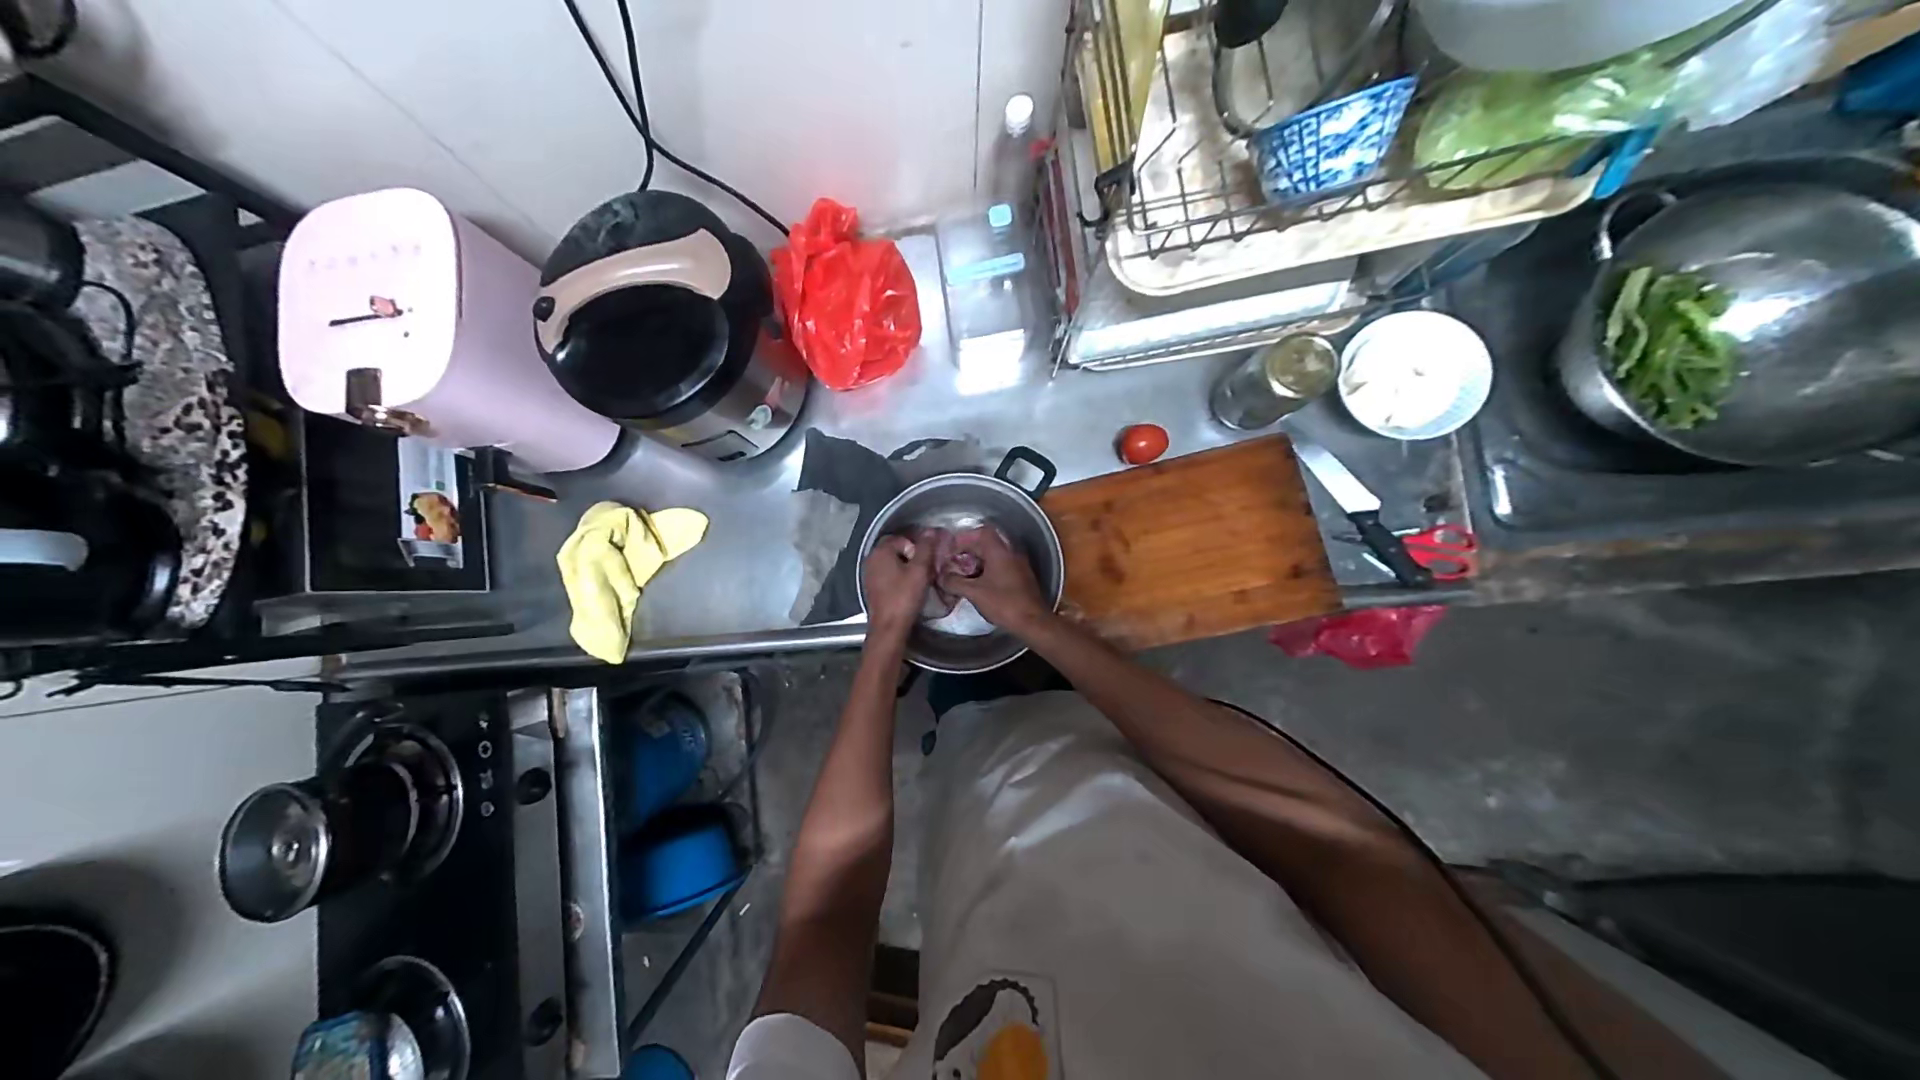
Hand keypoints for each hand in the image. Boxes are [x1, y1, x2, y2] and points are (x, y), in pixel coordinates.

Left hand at [861, 534, 934, 642]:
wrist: (889, 626)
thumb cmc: (904, 596)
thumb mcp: (920, 570)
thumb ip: (925, 548)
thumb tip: (930, 531)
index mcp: (880, 551)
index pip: (902, 538)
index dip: (916, 547)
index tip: (926, 561)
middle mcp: (871, 559)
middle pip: (896, 549)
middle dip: (912, 556)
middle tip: (925, 569)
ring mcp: (869, 574)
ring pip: (892, 562)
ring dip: (906, 567)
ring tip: (918, 579)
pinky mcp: (872, 587)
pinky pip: (887, 574)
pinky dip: (898, 576)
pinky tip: (908, 587)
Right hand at [939, 527, 1049, 633]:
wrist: (1033, 621)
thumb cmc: (1004, 603)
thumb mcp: (974, 593)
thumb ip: (955, 582)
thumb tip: (941, 577)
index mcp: (1000, 551)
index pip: (982, 532)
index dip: (965, 537)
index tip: (952, 549)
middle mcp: (1011, 553)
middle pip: (988, 543)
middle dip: (969, 551)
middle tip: (954, 563)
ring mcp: (1019, 565)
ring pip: (994, 556)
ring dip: (978, 562)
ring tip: (963, 575)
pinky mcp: (1022, 578)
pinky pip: (1001, 567)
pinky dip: (988, 571)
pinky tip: (979, 585)